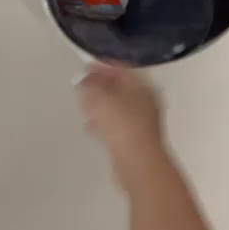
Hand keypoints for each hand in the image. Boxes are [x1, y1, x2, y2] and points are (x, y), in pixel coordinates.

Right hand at [77, 61, 169, 182]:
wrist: (136, 162)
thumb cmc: (123, 126)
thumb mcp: (101, 98)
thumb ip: (90, 85)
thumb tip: (83, 80)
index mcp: (143, 87)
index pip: (122, 69)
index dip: (102, 66)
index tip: (85, 67)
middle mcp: (145, 102)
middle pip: (120, 87)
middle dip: (100, 85)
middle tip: (83, 85)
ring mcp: (140, 121)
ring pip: (116, 106)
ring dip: (100, 104)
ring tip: (84, 104)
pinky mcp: (133, 139)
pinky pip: (115, 124)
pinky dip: (103, 121)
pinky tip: (92, 125)